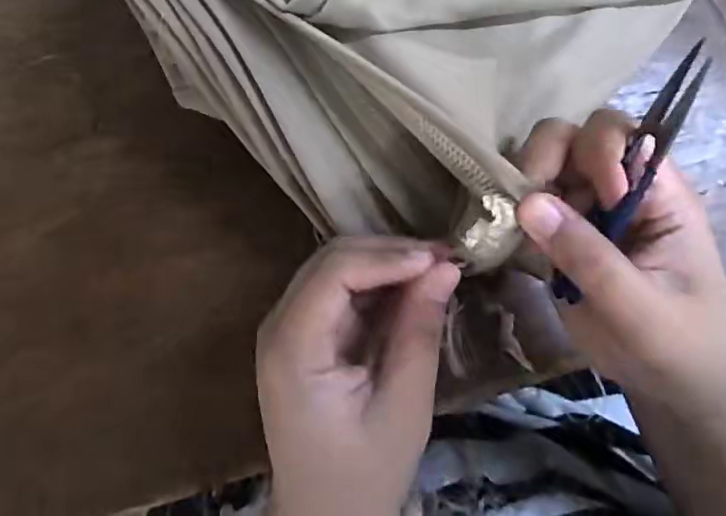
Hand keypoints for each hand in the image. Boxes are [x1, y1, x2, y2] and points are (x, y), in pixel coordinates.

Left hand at [256, 237, 460, 515]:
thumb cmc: (363, 474)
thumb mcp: (403, 409)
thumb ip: (419, 332)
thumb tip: (445, 267)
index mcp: (291, 347)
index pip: (335, 272)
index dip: (387, 257)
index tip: (437, 259)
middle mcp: (280, 324)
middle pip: (333, 259)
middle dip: (390, 252)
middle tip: (444, 257)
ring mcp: (289, 325)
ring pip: (337, 265)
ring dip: (387, 260)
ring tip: (436, 266)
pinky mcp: (305, 331)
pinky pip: (341, 286)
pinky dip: (379, 279)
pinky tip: (413, 284)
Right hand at [513, 111, 725, 414]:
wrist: (673, 392)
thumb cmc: (677, 348)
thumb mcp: (641, 312)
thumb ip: (590, 257)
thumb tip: (528, 202)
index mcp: (659, 192)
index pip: (624, 135)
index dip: (600, 151)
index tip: (597, 199)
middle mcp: (620, 186)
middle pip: (575, 136)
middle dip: (547, 156)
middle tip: (530, 201)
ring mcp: (589, 206)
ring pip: (546, 163)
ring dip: (526, 182)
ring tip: (519, 226)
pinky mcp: (563, 228)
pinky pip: (531, 200)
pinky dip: (515, 210)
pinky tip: (513, 239)